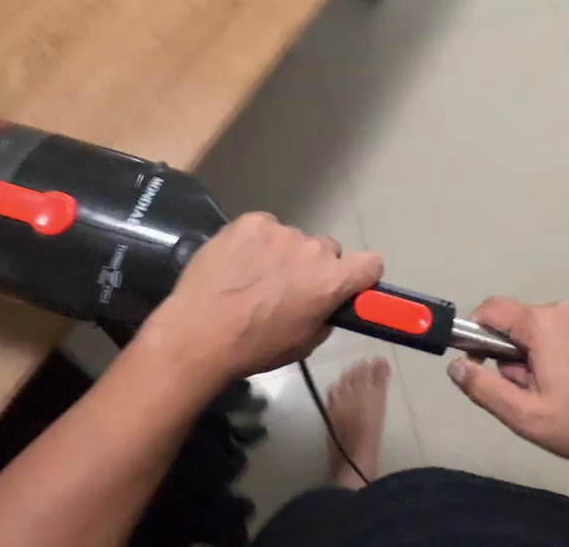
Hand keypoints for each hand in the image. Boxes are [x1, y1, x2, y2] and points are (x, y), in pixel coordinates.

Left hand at [138, 212, 382, 384]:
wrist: (198, 334)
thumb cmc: (253, 347)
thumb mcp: (302, 345)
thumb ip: (324, 316)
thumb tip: (324, 304)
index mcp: (330, 280)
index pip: (371, 263)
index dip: (362, 274)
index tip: (347, 284)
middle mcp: (311, 249)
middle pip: (327, 250)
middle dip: (314, 266)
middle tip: (287, 288)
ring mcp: (279, 230)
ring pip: (291, 239)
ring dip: (281, 254)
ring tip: (251, 278)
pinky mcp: (249, 221)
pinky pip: (263, 228)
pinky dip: (255, 242)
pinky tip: (236, 263)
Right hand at [447, 297, 568, 466]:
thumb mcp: (526, 416)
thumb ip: (484, 388)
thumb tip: (455, 365)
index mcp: (542, 324)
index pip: (492, 308)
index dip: (477, 332)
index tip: (481, 362)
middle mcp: (565, 309)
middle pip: (520, 321)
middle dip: (515, 353)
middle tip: (531, 391)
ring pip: (547, 325)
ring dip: (541, 351)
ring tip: (560, 390)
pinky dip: (567, 347)